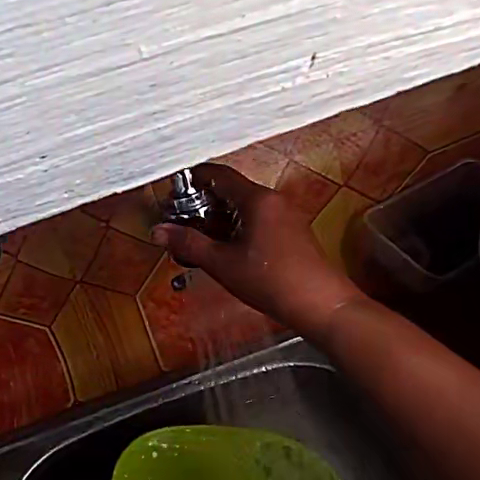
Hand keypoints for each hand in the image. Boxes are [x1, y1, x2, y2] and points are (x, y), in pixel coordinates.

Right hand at [149, 162, 365, 334]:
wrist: (320, 305)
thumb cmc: (271, 280)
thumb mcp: (221, 263)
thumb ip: (187, 243)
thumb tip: (158, 231)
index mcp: (257, 200)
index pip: (219, 174)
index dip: (193, 179)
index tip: (172, 192)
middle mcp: (273, 201)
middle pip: (229, 191)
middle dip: (200, 204)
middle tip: (177, 221)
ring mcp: (283, 216)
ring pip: (241, 208)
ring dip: (215, 220)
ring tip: (193, 240)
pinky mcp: (288, 233)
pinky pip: (254, 220)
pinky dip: (232, 229)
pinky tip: (219, 250)